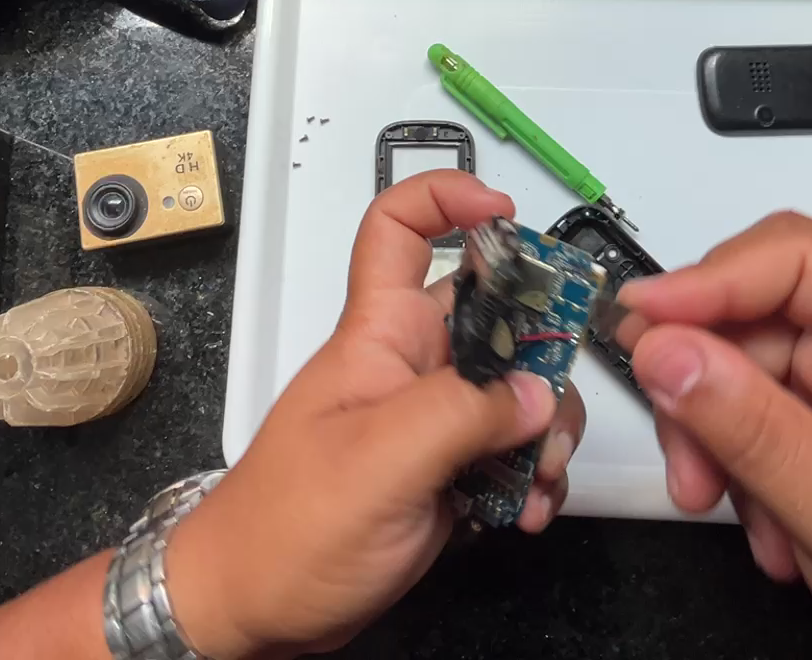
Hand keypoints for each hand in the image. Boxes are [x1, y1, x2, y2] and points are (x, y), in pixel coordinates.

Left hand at [164, 171, 586, 658]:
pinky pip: (510, 444)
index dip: (445, 199)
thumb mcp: (376, 460)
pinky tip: (526, 508)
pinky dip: (532, 471)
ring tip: (539, 473)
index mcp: (380, 331)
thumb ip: (460, 415)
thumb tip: (535, 392)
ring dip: (543, 424)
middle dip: (539, 342)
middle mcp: (413, 361)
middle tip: (553, 392)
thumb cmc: (286, 526)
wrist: (258, 612)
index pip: (396, 228)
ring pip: (513, 382)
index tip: (503, 211)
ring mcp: (433, 414)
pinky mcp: (448, 464)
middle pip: (491, 308)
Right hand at [622, 212, 811, 659]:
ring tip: (716, 498)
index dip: (711, 278)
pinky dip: (724, 453)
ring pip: (729, 360)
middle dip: (699, 379)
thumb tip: (663, 353)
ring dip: (705, 428)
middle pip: (747, 311)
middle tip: (680, 451)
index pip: (798, 258)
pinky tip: (756, 515)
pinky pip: (738, 402)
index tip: (643, 318)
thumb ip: (760, 437)